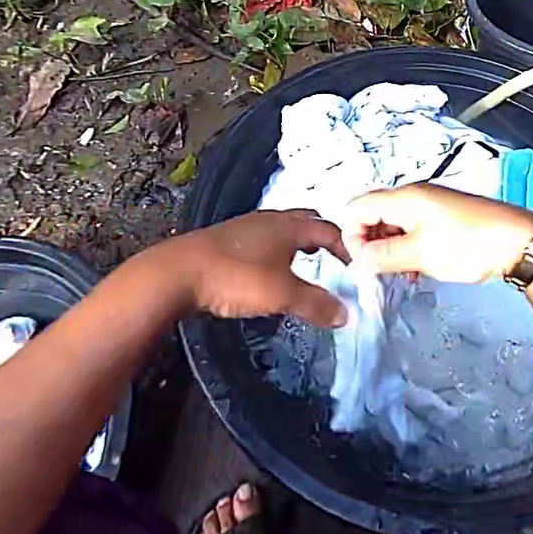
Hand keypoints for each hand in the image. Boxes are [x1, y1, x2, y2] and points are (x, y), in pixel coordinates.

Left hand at [152, 210, 349, 327]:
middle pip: (305, 221)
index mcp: (288, 226)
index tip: (355, 264)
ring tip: (303, 263)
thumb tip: (346, 314)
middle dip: (321, 237)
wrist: (177, 272)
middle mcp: (270, 219)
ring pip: (281, 228)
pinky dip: (275, 250)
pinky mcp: (226, 239)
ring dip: (296, 242)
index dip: (345, 246)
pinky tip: (267, 269)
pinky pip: (262, 238)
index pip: (327, 229)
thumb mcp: (281, 294)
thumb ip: (315, 303)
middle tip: (333, 257)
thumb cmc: (236, 277)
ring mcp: (246, 226)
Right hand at [335, 184, 532, 283]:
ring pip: (391, 225)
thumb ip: (383, 257)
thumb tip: (357, 262)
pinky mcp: (441, 218)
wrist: (517, 242)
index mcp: (404, 198)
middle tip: (380, 272)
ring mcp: (428, 206)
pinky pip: (410, 230)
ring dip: (388, 249)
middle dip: (370, 244)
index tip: (363, 263)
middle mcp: (413, 196)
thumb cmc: (471, 245)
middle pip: (373, 215)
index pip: (357, 208)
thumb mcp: (421, 255)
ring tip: (402, 274)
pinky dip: (406, 249)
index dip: (352, 236)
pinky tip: (417, 270)